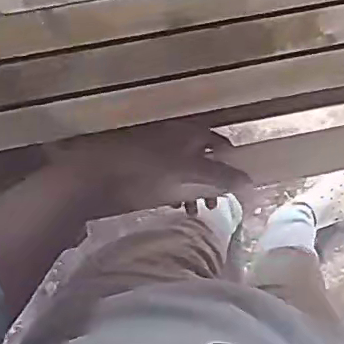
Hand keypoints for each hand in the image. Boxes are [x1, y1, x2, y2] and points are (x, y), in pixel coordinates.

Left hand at [44, 123, 249, 218]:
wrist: (91, 175)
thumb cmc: (146, 173)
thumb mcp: (191, 176)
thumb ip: (222, 179)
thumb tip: (252, 183)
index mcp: (189, 132)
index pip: (221, 144)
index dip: (231, 165)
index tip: (236, 188)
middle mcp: (173, 134)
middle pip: (202, 156)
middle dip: (212, 181)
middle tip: (214, 205)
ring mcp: (151, 146)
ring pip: (182, 166)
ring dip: (192, 187)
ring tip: (192, 211)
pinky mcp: (134, 161)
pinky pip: (163, 173)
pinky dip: (172, 188)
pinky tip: (168, 204)